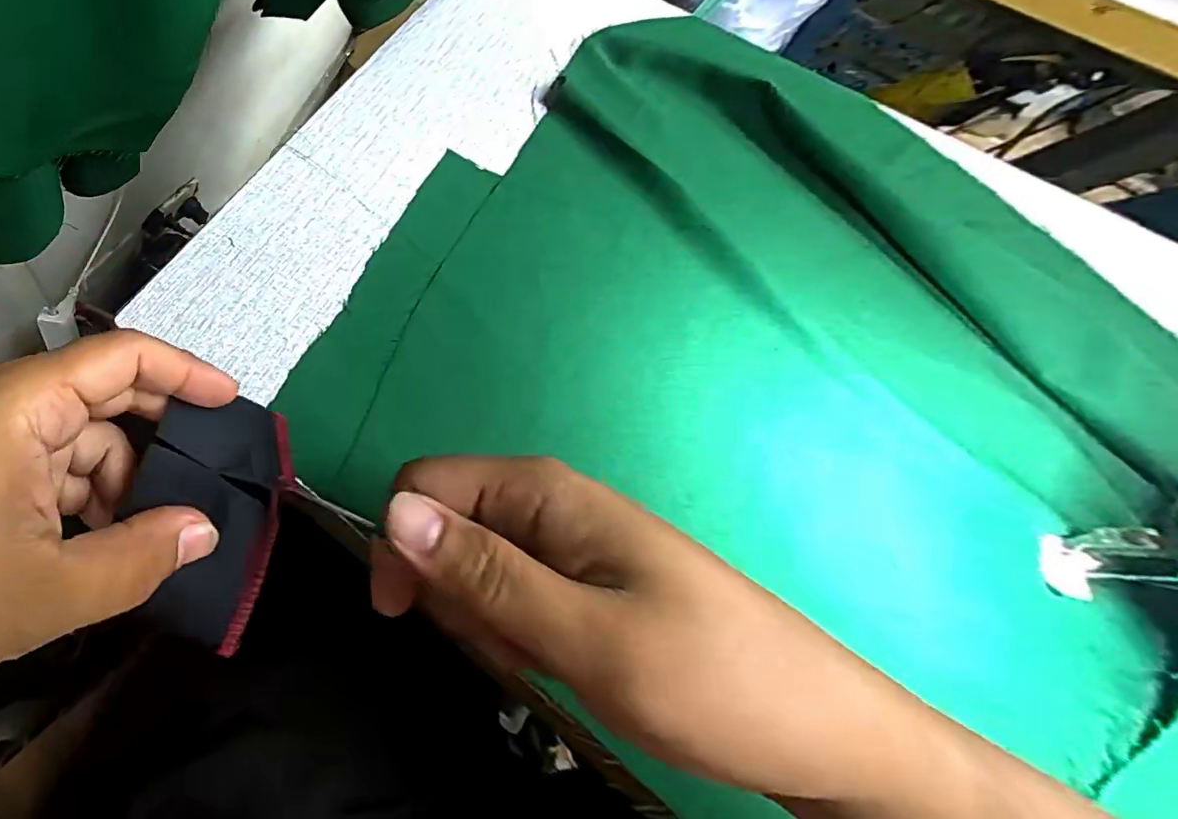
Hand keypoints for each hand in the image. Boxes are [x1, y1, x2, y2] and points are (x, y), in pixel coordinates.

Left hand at [0, 330, 234, 713]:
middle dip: (158, 442)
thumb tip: (204, 530)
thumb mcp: (46, 590)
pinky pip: (53, 467)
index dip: (186, 372)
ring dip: (119, 484)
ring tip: (148, 539)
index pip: (124, 357)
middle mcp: (10, 402)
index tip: (232, 403)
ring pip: (83, 441)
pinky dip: (86, 500)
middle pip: (108, 398)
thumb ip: (139, 558)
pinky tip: (101, 545)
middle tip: (204, 486)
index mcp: (24, 402)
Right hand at [369, 456, 1101, 818]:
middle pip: (443, 523)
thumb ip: (484, 573)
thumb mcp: (588, 638)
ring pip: (469, 560)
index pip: (422, 485)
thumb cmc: (713, 682)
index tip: (403, 614)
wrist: (833, 740)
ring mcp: (561, 538)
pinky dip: (509, 626)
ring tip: (542, 659)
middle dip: (450, 589)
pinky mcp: (575, 573)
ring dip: (481, 615)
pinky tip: (553, 658)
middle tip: (507, 648)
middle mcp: (543, 500)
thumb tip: (393, 511)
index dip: (399, 543)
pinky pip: (505, 586)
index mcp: (540, 490)